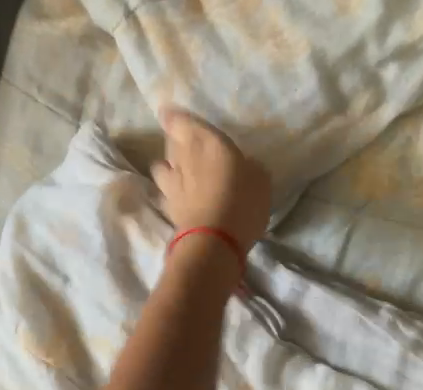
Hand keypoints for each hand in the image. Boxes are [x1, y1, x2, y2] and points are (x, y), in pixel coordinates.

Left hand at [152, 107, 272, 254]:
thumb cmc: (242, 202)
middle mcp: (183, 156)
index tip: (171, 116)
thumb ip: (249, 166)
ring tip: (179, 174)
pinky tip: (180, 200)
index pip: (180, 120)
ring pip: (162, 166)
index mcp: (206, 141)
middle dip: (175, 142)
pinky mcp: (168, 207)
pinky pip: (165, 193)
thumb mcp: (261, 180)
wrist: (214, 241)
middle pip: (171, 142)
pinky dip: (170, 194)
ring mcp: (172, 183)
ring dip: (169, 167)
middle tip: (185, 147)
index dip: (174, 117)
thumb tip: (246, 165)